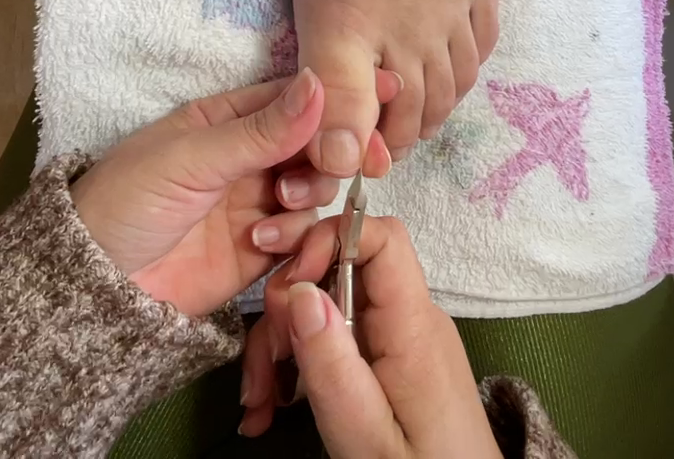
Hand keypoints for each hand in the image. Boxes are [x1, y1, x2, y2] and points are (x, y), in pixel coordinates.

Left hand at [69, 68, 395, 316]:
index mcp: (227, 118)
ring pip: (315, 187)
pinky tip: (264, 242)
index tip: (384, 90)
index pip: (294, 96)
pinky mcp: (260, 249)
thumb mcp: (192, 157)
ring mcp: (256, 201)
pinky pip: (301, 233)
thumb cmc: (130, 201)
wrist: (93, 290)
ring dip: (309, 193)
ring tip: (278, 206)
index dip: (338, 94)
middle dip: (334, 150)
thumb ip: (261, 129)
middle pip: (314, 142)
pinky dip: (295, 235)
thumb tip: (320, 81)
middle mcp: (248, 155)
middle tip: (356, 161)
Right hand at [239, 216, 501, 457]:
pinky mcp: (388, 358)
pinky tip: (274, 403)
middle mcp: (409, 316)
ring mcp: (397, 336)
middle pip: (341, 270)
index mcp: (414, 324)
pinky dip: (301, 362)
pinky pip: (338, 336)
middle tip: (262, 365)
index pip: (382, 236)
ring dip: (284, 343)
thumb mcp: (366, 436)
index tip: (290, 285)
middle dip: (289, 306)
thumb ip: (333, 365)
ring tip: (259, 400)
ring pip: (329, 304)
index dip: (331, 239)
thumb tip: (299, 289)